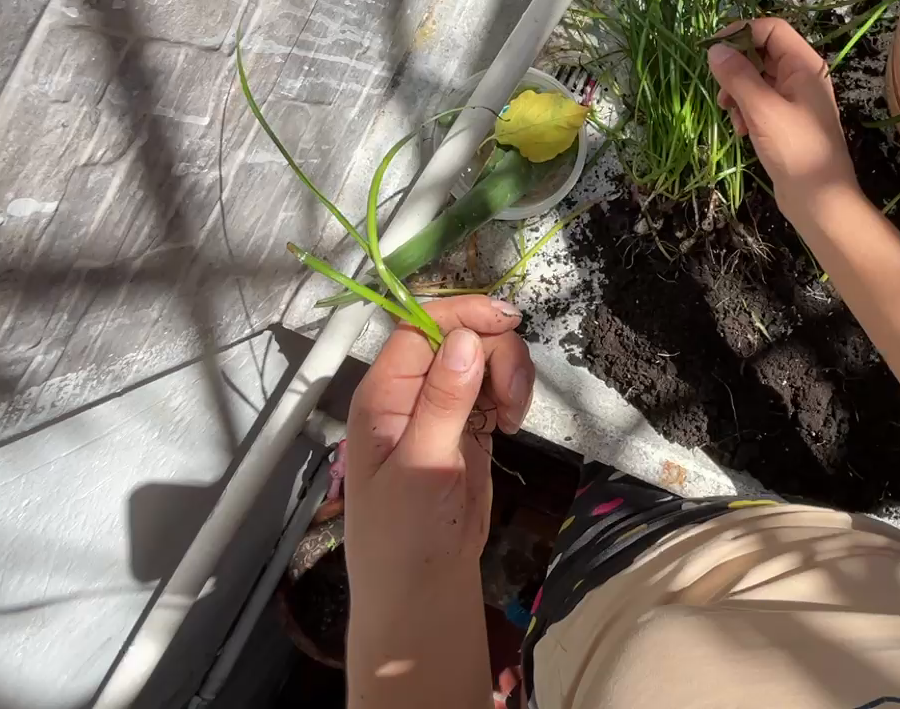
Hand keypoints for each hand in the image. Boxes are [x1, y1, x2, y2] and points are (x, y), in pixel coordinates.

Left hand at [344, 295, 532, 607]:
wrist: (424, 585)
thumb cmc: (405, 534)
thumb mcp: (422, 466)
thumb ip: (443, 401)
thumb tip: (466, 339)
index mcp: (385, 393)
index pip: (422, 327)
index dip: (464, 315)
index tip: (508, 322)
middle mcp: (412, 389)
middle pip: (463, 335)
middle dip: (497, 353)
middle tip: (513, 397)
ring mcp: (444, 403)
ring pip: (485, 355)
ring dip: (510, 373)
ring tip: (514, 415)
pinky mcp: (470, 420)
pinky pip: (496, 382)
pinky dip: (513, 391)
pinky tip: (513, 422)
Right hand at [707, 17, 858, 218]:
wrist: (819, 198)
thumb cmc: (796, 149)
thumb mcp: (763, 109)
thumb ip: (738, 76)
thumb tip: (714, 49)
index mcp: (805, 65)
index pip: (771, 29)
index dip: (741, 33)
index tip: (713, 51)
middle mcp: (802, 76)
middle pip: (761, 53)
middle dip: (736, 69)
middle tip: (721, 91)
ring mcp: (794, 100)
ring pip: (756, 80)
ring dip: (738, 93)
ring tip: (731, 116)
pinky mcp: (786, 121)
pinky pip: (759, 103)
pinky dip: (745, 111)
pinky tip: (741, 131)